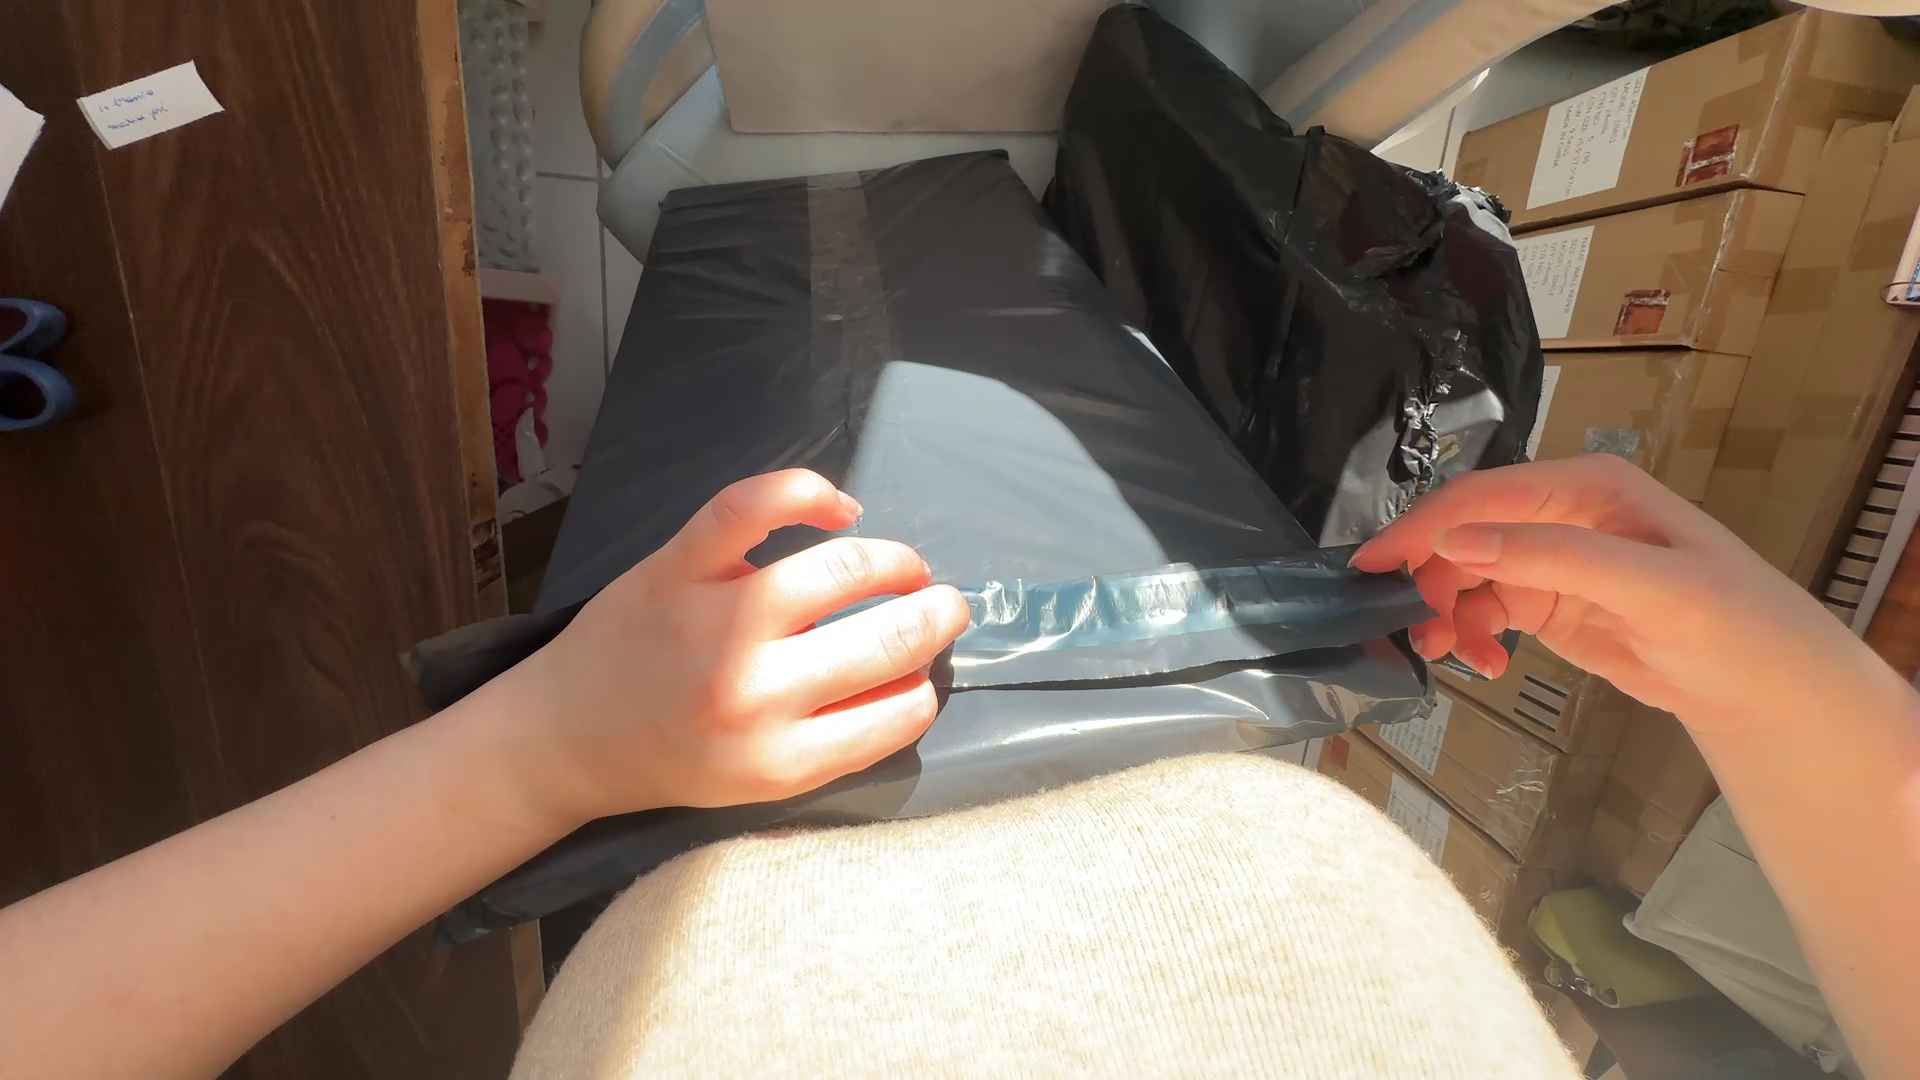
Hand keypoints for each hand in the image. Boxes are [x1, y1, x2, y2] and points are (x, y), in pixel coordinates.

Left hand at [496, 469, 969, 825]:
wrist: (564, 738)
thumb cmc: (673, 759)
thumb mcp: (763, 779)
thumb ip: (839, 738)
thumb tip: (913, 675)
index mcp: (782, 760)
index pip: (898, 712)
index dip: (926, 684)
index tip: (924, 669)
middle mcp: (755, 694)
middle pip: (885, 640)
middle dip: (937, 617)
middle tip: (945, 605)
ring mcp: (715, 622)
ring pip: (842, 570)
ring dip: (896, 562)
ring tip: (906, 567)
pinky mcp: (678, 567)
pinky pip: (752, 508)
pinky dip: (808, 492)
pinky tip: (839, 505)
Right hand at [1350, 454, 1870, 733]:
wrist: (1774, 695)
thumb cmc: (1738, 628)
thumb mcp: (1654, 588)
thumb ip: (1551, 556)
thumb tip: (1452, 541)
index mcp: (1579, 489)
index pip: (1476, 498)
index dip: (1417, 528)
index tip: (1368, 566)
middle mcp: (1553, 515)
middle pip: (1457, 538)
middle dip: (1427, 582)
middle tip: (1413, 629)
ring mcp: (1543, 559)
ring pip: (1458, 577)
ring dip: (1442, 615)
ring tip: (1446, 655)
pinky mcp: (1538, 600)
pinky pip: (1477, 610)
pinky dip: (1468, 637)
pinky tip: (1485, 664)